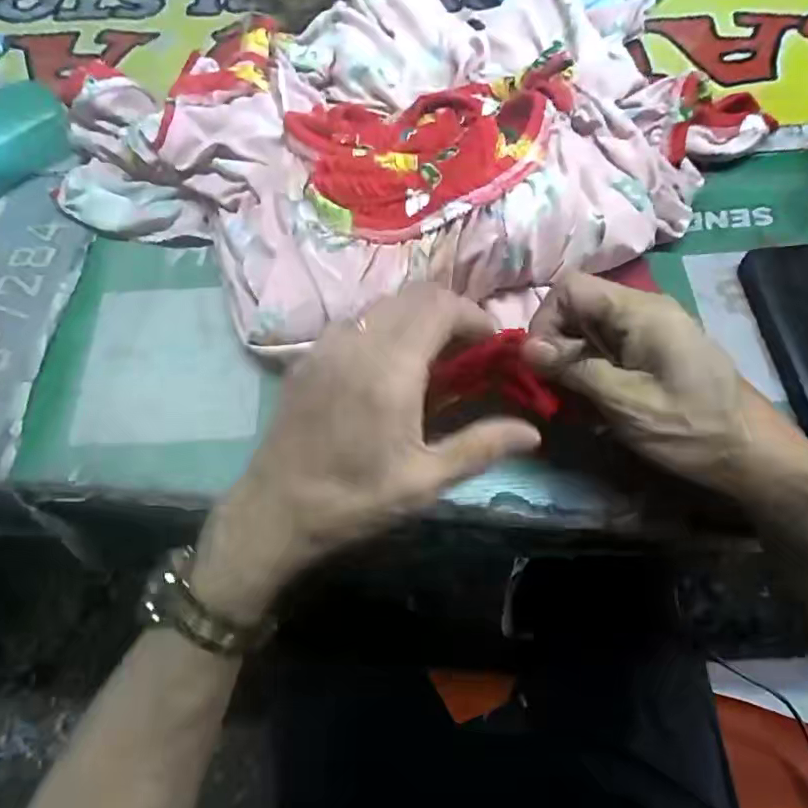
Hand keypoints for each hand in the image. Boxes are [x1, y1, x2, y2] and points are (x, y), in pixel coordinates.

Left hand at [188, 285, 542, 624]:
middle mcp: (355, 342)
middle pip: (413, 296)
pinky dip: (382, 329)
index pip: (441, 306)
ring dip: (415, 319)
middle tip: (469, 353)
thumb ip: (480, 447)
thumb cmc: (354, 500)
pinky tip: (387, 370)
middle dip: (450, 313)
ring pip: (381, 306)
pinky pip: (353, 323)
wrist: (275, 511)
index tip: (494, 346)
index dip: (476, 316)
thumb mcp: (424, 481)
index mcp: (389, 367)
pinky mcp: (305, 359)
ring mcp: (324, 346)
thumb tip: (532, 432)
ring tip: (432, 361)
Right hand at [522, 272, 807, 498]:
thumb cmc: (691, 429)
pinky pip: (602, 350)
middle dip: (554, 347)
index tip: (542, 365)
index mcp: (641, 312)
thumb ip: (576, 370)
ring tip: (571, 402)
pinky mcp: (648, 353)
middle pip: (575, 308)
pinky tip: (591, 405)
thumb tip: (525, 348)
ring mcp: (647, 332)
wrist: (749, 454)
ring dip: (568, 364)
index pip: (570, 288)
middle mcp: (642, 311)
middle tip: (554, 390)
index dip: (545, 321)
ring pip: (585, 331)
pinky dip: (587, 374)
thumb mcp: (627, 403)